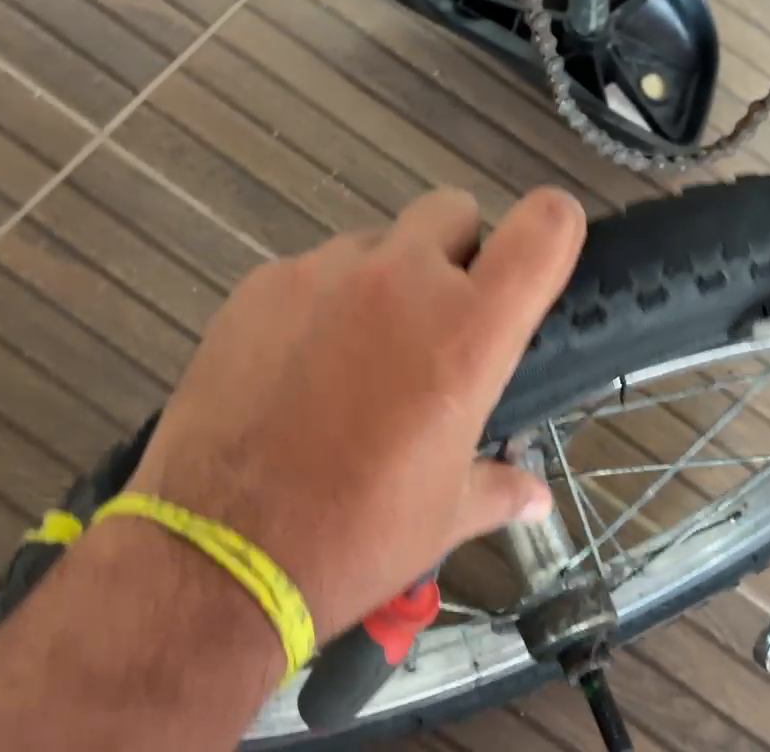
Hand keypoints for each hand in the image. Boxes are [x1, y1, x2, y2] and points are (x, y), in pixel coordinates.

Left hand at [126, 187, 585, 655]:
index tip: (539, 256)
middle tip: (437, 322)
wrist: (214, 558)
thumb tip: (536, 499)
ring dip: (384, 282)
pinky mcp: (262, 284)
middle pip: (454, 210)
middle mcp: (403, 281)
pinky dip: (321, 303)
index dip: (555, 226)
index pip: (544, 228)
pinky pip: (315, 271)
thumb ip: (501, 487)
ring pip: (379, 243)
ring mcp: (325, 272)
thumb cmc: (355, 536)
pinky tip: (297, 368)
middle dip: (456, 252)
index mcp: (469, 331)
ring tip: (355, 358)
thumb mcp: (445, 514)